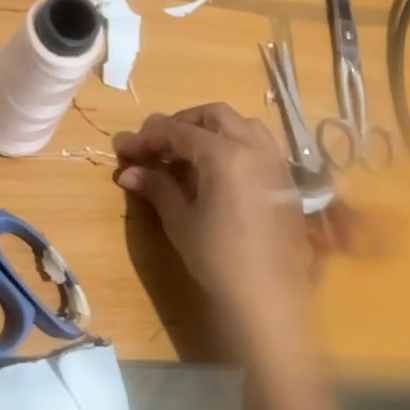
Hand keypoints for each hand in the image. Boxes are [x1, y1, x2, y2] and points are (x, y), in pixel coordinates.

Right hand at [113, 105, 313, 337]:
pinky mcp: (285, 179)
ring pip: (241, 125)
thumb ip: (157, 188)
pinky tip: (217, 171)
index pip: (179, 131)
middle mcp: (254, 147)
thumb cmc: (216, 258)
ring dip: (211, 129)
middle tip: (156, 144)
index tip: (124, 147)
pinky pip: (258, 145)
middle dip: (182, 123)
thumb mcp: (180, 221)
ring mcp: (275, 161)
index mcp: (224, 154)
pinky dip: (233, 144)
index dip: (148, 137)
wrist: (267, 294)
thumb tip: (129, 172)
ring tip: (187, 154)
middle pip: (214, 115)